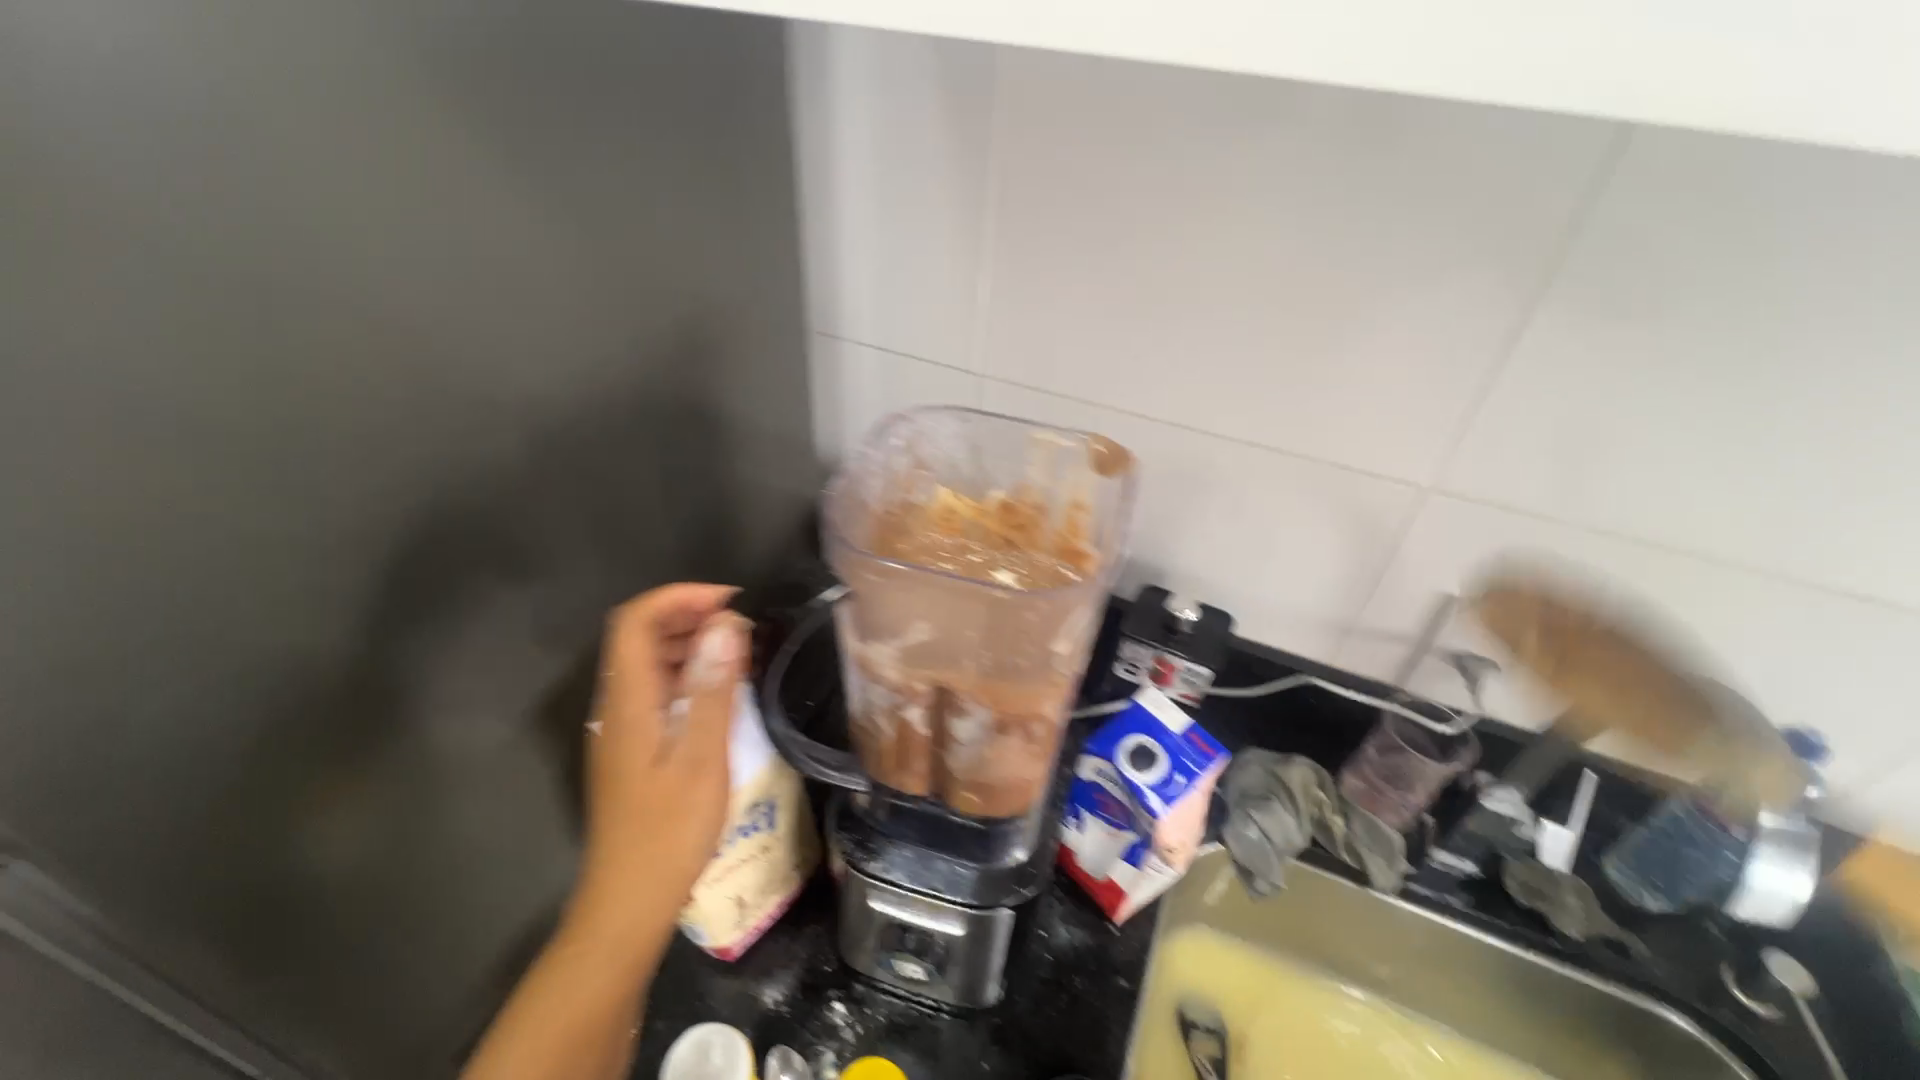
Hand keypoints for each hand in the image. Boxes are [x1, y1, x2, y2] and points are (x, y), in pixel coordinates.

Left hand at [567, 583, 748, 960]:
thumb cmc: (668, 832)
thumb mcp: (702, 758)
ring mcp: (622, 729)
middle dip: (689, 616)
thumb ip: (713, 689)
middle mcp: (616, 707)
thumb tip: (726, 627)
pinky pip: (657, 693)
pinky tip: (722, 693)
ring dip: (690, 645)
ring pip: (649, 665)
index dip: (679, 597)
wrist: (628, 900)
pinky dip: (688, 677)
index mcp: (627, 701)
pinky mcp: (634, 750)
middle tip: (743, 627)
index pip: (636, 621)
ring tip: (740, 653)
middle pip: (639, 637)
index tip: (730, 603)